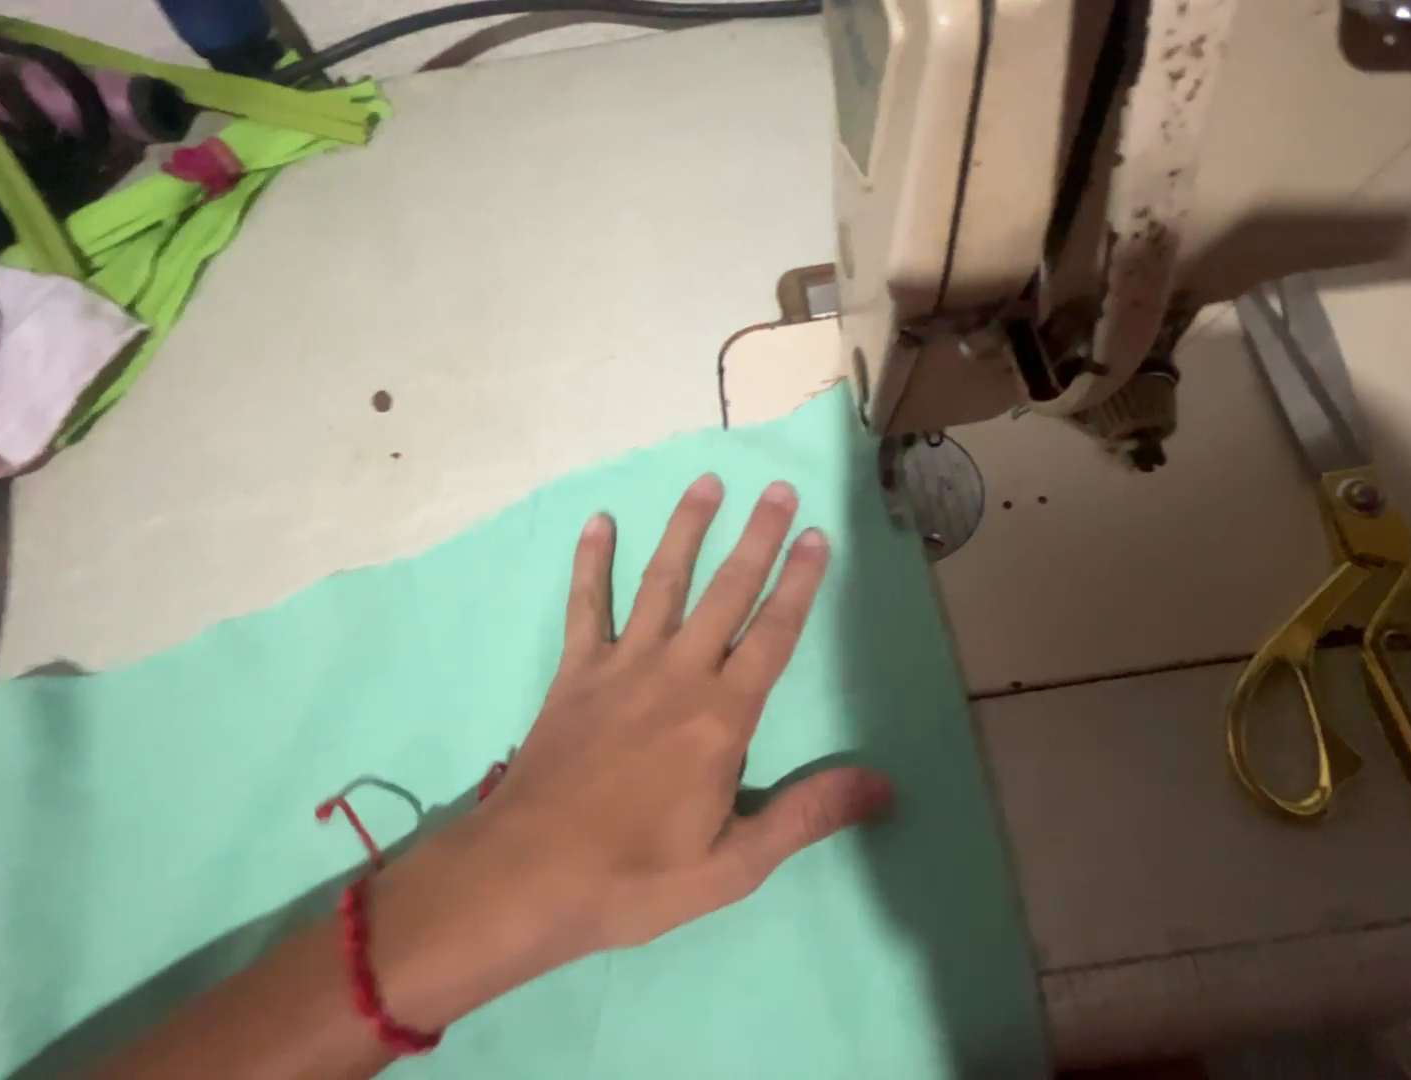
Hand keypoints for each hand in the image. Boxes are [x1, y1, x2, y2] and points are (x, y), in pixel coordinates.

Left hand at [380, 476, 892, 1019]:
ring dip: (686, 530)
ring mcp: (622, 666)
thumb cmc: (636, 876)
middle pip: (726, 592)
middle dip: (757, 537)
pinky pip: (585, 606)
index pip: (774, 634)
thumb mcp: (735, 864)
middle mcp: (678, 674)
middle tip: (777, 488)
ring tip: (706, 483)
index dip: (799, 582)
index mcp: (722, 716)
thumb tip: (884, 786)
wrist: (526, 878)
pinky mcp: (576, 672)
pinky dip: (590, 562)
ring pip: (662, 583)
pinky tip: (598, 522)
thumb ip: (808, 814)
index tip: (817, 535)